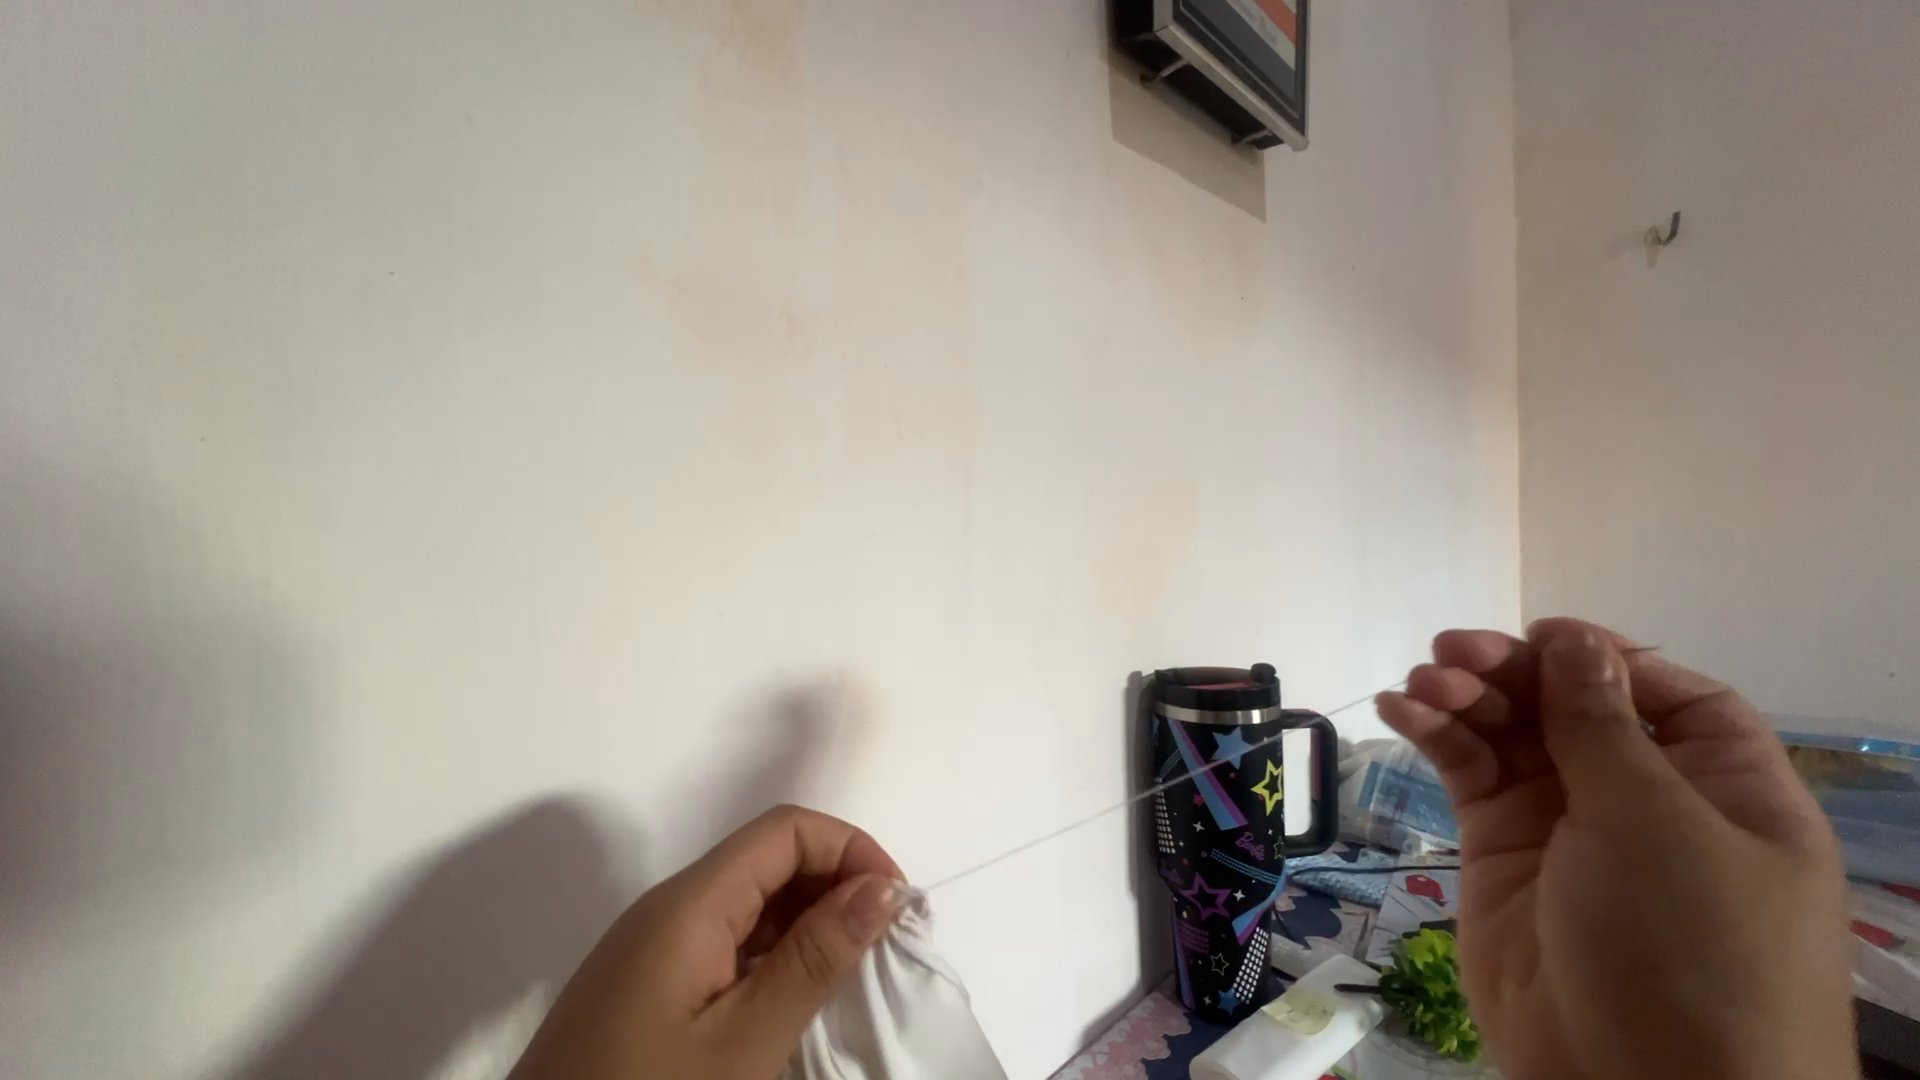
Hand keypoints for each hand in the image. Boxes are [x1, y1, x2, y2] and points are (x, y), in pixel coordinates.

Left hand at [509, 805, 903, 1079]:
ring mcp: (657, 947)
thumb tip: (882, 887)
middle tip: (886, 944)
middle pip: (770, 857)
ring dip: (812, 921)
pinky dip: (778, 954)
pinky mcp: (651, 985)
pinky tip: (801, 998)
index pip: (786, 830)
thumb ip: (815, 958)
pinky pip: (731, 942)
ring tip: (856, 971)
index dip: (849, 848)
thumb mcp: (743, 1044)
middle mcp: (673, 907)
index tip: (894, 904)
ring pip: (753, 900)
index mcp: (690, 902)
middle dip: (838, 882)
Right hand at [1376, 618, 1854, 1079]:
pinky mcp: (1498, 841)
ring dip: (1460, 697)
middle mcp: (1640, 796)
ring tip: (1419, 686)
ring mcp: (1562, 819)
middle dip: (1509, 671)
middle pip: (1568, 704)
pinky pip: (1465, 769)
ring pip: (1506, 731)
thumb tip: (1573, 641)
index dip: (1603, 658)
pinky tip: (1399, 710)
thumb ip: (1603, 726)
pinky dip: (1432, 734)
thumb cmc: (1683, 945)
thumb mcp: (1658, 822)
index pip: (1666, 695)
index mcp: (1718, 788)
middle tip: (1449, 653)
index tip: (1538, 638)